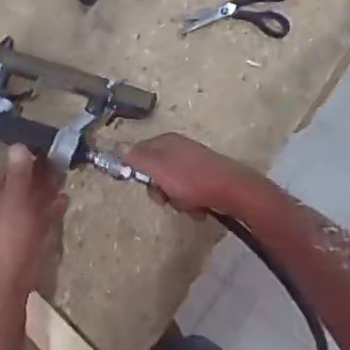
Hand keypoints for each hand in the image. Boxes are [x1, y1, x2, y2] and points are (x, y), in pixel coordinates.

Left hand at [0, 145, 67, 286]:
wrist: (10, 282)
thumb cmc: (10, 238)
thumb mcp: (16, 202)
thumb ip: (18, 175)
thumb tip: (18, 146)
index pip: (3, 167)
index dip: (21, 155)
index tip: (43, 146)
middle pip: (18, 182)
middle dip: (38, 172)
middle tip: (59, 160)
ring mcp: (10, 222)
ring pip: (29, 198)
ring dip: (45, 188)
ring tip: (64, 176)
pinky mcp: (23, 236)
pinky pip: (36, 215)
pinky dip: (48, 207)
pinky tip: (64, 200)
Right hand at [124, 133, 265, 215]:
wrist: (231, 190)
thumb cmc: (191, 179)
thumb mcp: (159, 168)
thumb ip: (138, 157)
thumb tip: (118, 144)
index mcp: (167, 142)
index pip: (139, 153)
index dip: (138, 171)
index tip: (143, 183)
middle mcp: (180, 149)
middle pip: (156, 173)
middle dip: (160, 190)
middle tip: (166, 197)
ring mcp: (194, 164)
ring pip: (172, 186)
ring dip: (176, 200)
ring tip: (187, 203)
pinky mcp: (205, 179)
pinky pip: (188, 193)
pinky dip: (191, 203)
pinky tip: (198, 207)